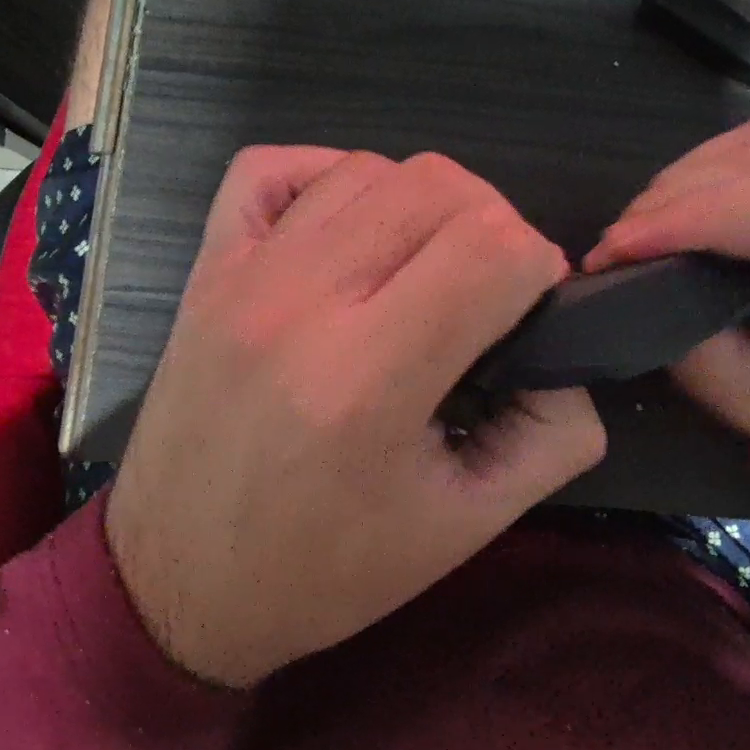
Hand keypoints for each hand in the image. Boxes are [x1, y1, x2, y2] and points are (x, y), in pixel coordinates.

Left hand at [105, 147, 605, 687]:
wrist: (179, 581)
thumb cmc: (324, 569)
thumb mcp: (466, 526)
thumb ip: (551, 435)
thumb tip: (570, 357)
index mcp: (368, 379)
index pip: (492, 247)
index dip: (541, 267)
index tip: (532, 309)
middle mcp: (302, 303)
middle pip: (437, 185)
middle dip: (494, 225)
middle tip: (488, 291)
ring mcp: (244, 274)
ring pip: (367, 169)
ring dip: (421, 206)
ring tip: (421, 269)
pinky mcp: (206, 268)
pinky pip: (270, 168)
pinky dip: (327, 175)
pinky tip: (348, 228)